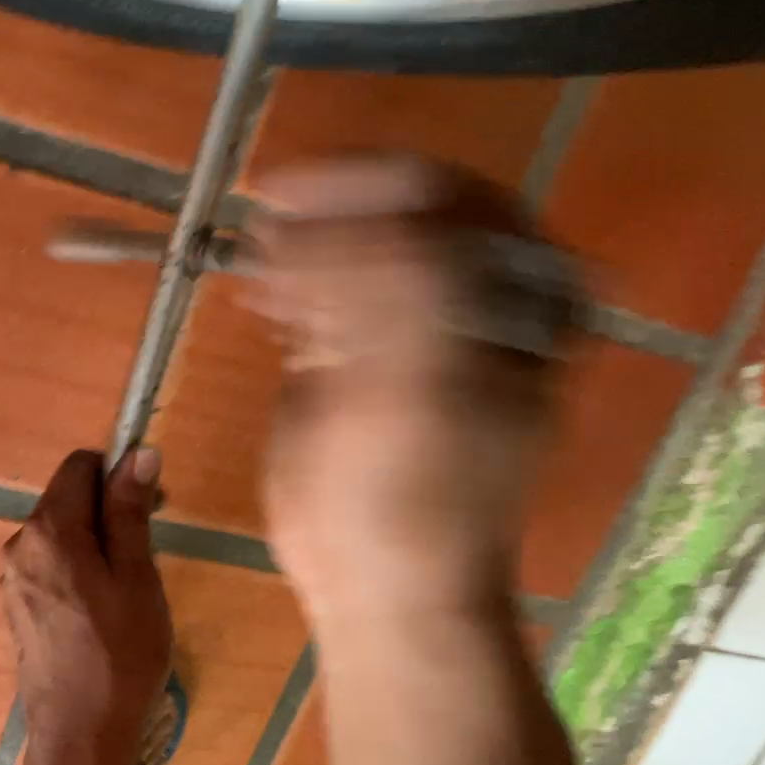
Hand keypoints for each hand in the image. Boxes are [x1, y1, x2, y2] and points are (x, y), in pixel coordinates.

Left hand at [2, 448, 172, 741]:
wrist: (79, 728)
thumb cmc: (120, 651)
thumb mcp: (136, 575)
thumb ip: (130, 511)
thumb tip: (138, 452)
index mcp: (47, 528)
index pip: (78, 466)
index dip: (116, 472)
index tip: (150, 502)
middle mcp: (19, 543)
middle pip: (66, 499)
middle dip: (107, 509)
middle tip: (147, 549)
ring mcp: (11, 575)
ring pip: (58, 533)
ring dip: (93, 540)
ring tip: (126, 586)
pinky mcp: (15, 603)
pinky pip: (48, 564)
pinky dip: (75, 566)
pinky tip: (99, 606)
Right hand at [248, 157, 560, 613]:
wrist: (380, 577)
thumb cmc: (405, 496)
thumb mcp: (411, 392)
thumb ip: (390, 297)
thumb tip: (320, 229)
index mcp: (514, 302)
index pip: (446, 202)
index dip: (365, 187)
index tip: (282, 191)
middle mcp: (471, 305)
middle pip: (397, 222)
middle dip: (327, 216)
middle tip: (260, 220)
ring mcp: (409, 333)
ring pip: (355, 261)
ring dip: (301, 251)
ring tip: (250, 252)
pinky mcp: (355, 364)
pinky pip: (324, 305)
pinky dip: (288, 292)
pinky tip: (255, 296)